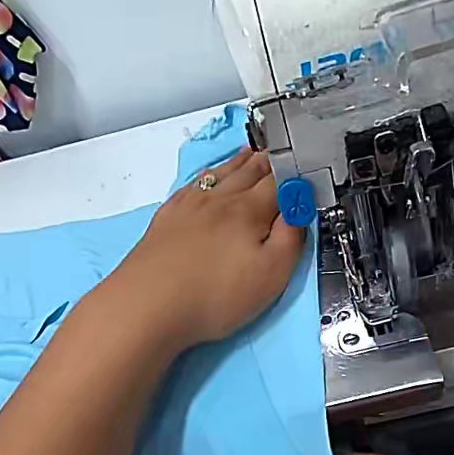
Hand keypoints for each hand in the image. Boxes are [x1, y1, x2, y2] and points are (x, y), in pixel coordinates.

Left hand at [98, 148, 303, 350]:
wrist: (147, 305)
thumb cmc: (216, 296)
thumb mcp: (271, 274)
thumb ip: (291, 237)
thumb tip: (298, 207)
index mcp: (250, 210)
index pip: (280, 182)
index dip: (295, 174)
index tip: (305, 165)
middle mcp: (220, 199)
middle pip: (250, 171)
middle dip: (269, 160)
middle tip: (280, 150)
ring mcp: (190, 205)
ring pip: (222, 173)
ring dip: (241, 161)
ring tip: (252, 152)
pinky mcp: (167, 217)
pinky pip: (194, 185)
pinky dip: (209, 174)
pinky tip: (209, 177)